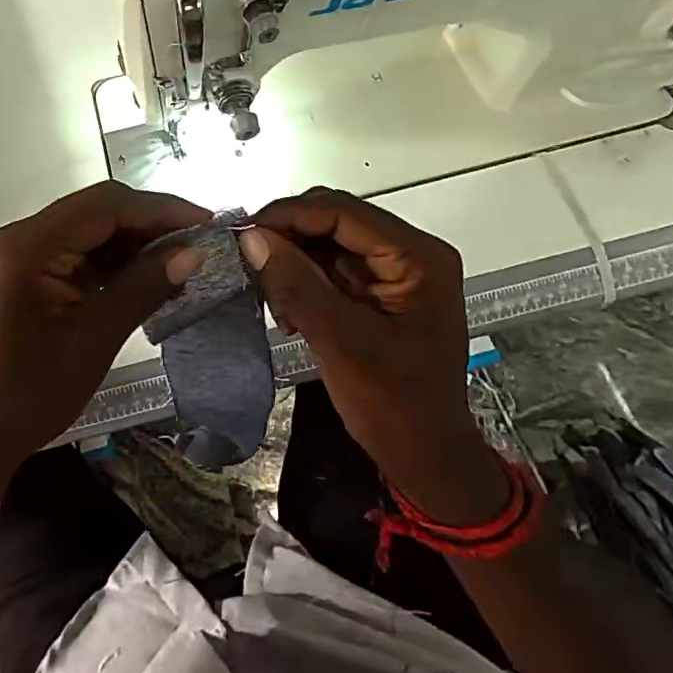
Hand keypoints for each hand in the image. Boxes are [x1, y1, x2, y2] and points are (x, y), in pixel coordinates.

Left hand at [0, 181, 210, 473]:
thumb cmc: (26, 397)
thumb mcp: (93, 341)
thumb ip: (142, 289)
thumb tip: (193, 253)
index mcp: (28, 247)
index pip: (106, 206)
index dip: (160, 209)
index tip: (205, 222)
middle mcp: (23, 240)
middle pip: (99, 212)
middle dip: (151, 223)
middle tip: (198, 242)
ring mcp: (24, 258)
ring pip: (93, 231)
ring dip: (136, 243)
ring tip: (180, 262)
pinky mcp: (30, 278)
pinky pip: (81, 255)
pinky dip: (116, 263)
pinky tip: (147, 279)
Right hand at [240, 188, 506, 522]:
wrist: (426, 459)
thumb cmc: (397, 406)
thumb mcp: (343, 343)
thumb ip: (298, 284)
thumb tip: (252, 238)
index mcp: (419, 258)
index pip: (345, 213)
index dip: (291, 215)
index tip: (245, 232)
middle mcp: (410, 254)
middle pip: (337, 222)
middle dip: (290, 240)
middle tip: (251, 265)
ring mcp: (394, 272)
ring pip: (329, 243)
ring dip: (294, 264)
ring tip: (272, 300)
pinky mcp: (378, 291)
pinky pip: (331, 270)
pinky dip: (304, 283)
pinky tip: (287, 312)